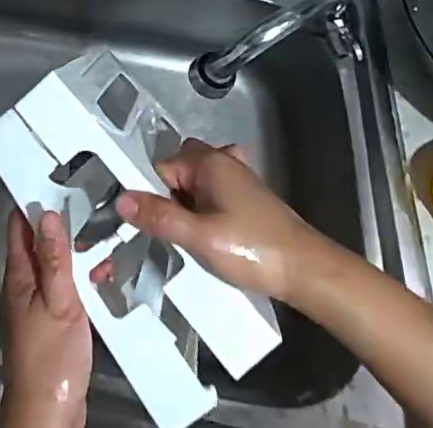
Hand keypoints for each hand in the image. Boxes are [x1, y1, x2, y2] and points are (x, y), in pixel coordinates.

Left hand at [0, 208, 92, 427]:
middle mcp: (22, 282)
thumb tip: (47, 213)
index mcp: (18, 273)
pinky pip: (63, 289)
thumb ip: (54, 259)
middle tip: (92, 208)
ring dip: (75, 254)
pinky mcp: (50, 322)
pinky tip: (103, 279)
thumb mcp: (58, 302)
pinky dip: (80, 279)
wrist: (48, 413)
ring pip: (54, 265)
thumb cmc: (50, 357)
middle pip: (38, 242)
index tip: (56, 179)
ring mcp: (35, 303)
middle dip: (61, 226)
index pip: (18, 224)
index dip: (34, 200)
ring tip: (105, 241)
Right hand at [113, 140, 331, 301]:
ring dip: (190, 200)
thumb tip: (121, 199)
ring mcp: (239, 175)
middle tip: (181, 228)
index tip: (162, 224)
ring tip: (198, 230)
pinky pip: (216, 186)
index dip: (154, 195)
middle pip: (178, 167)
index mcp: (206, 162)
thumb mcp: (199, 238)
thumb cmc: (253, 250)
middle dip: (171, 194)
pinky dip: (209, 200)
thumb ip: (159, 216)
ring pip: (197, 178)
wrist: (311, 274)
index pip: (159, 167)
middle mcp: (222, 159)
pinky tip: (214, 223)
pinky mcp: (251, 194)